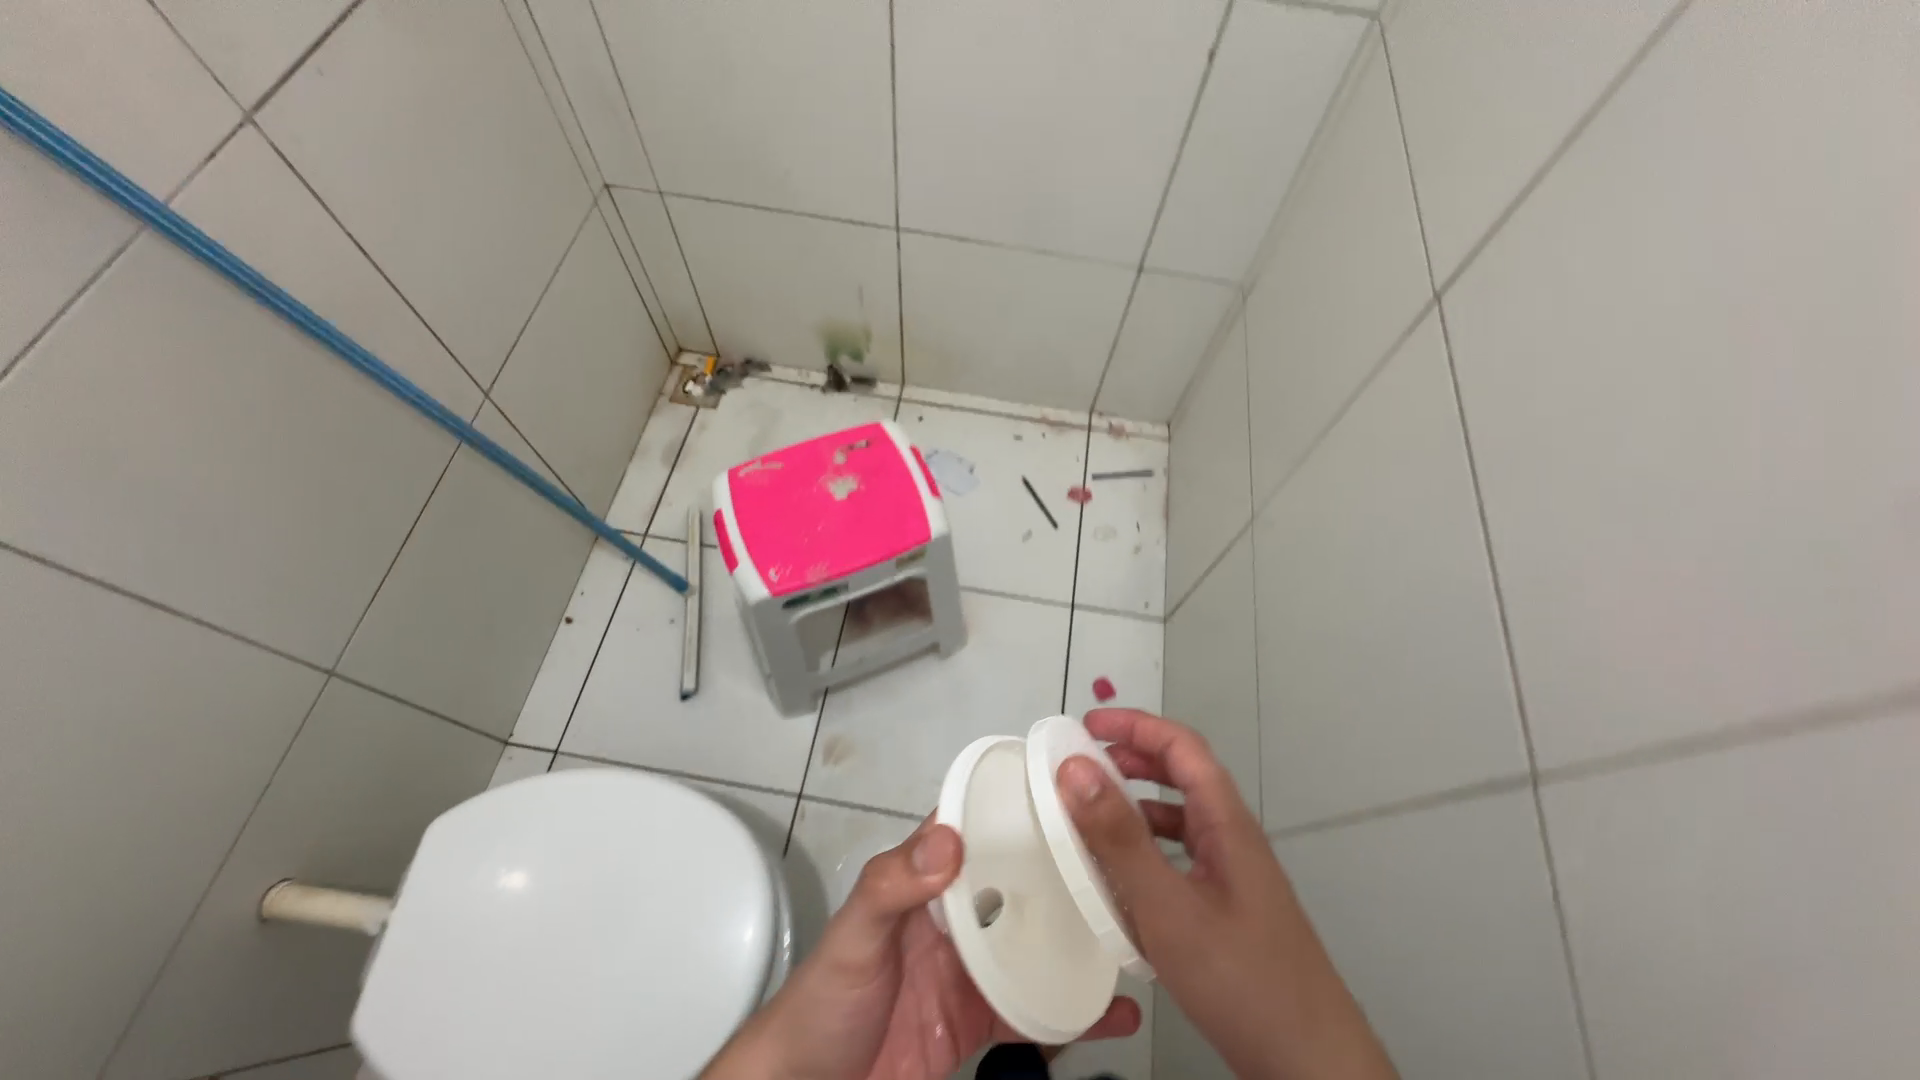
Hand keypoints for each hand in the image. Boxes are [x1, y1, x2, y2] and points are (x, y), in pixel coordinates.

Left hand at [701, 819, 1140, 1079]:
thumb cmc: (823, 1001)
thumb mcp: (853, 936)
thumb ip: (891, 886)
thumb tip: (948, 841)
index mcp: (925, 885)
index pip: (974, 830)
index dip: (1014, 807)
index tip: (1066, 792)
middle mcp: (955, 919)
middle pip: (1018, 884)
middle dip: (1063, 870)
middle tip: (1119, 860)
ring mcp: (972, 970)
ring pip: (1036, 943)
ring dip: (1078, 936)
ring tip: (1127, 927)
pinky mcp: (983, 1020)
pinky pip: (1037, 1011)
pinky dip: (1075, 1013)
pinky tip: (1113, 1011)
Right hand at [1058, 708, 1397, 1079]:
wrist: (1308, 1062)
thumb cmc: (1239, 976)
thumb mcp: (1167, 906)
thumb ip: (1119, 838)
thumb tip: (1075, 768)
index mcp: (1225, 823)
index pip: (1182, 747)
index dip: (1135, 725)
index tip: (1084, 725)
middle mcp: (1231, 839)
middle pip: (1183, 776)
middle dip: (1131, 758)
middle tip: (1080, 766)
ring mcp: (1231, 877)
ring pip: (1179, 820)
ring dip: (1135, 804)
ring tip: (1087, 814)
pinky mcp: (1225, 911)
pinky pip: (1179, 860)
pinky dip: (1144, 850)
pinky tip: (1117, 878)